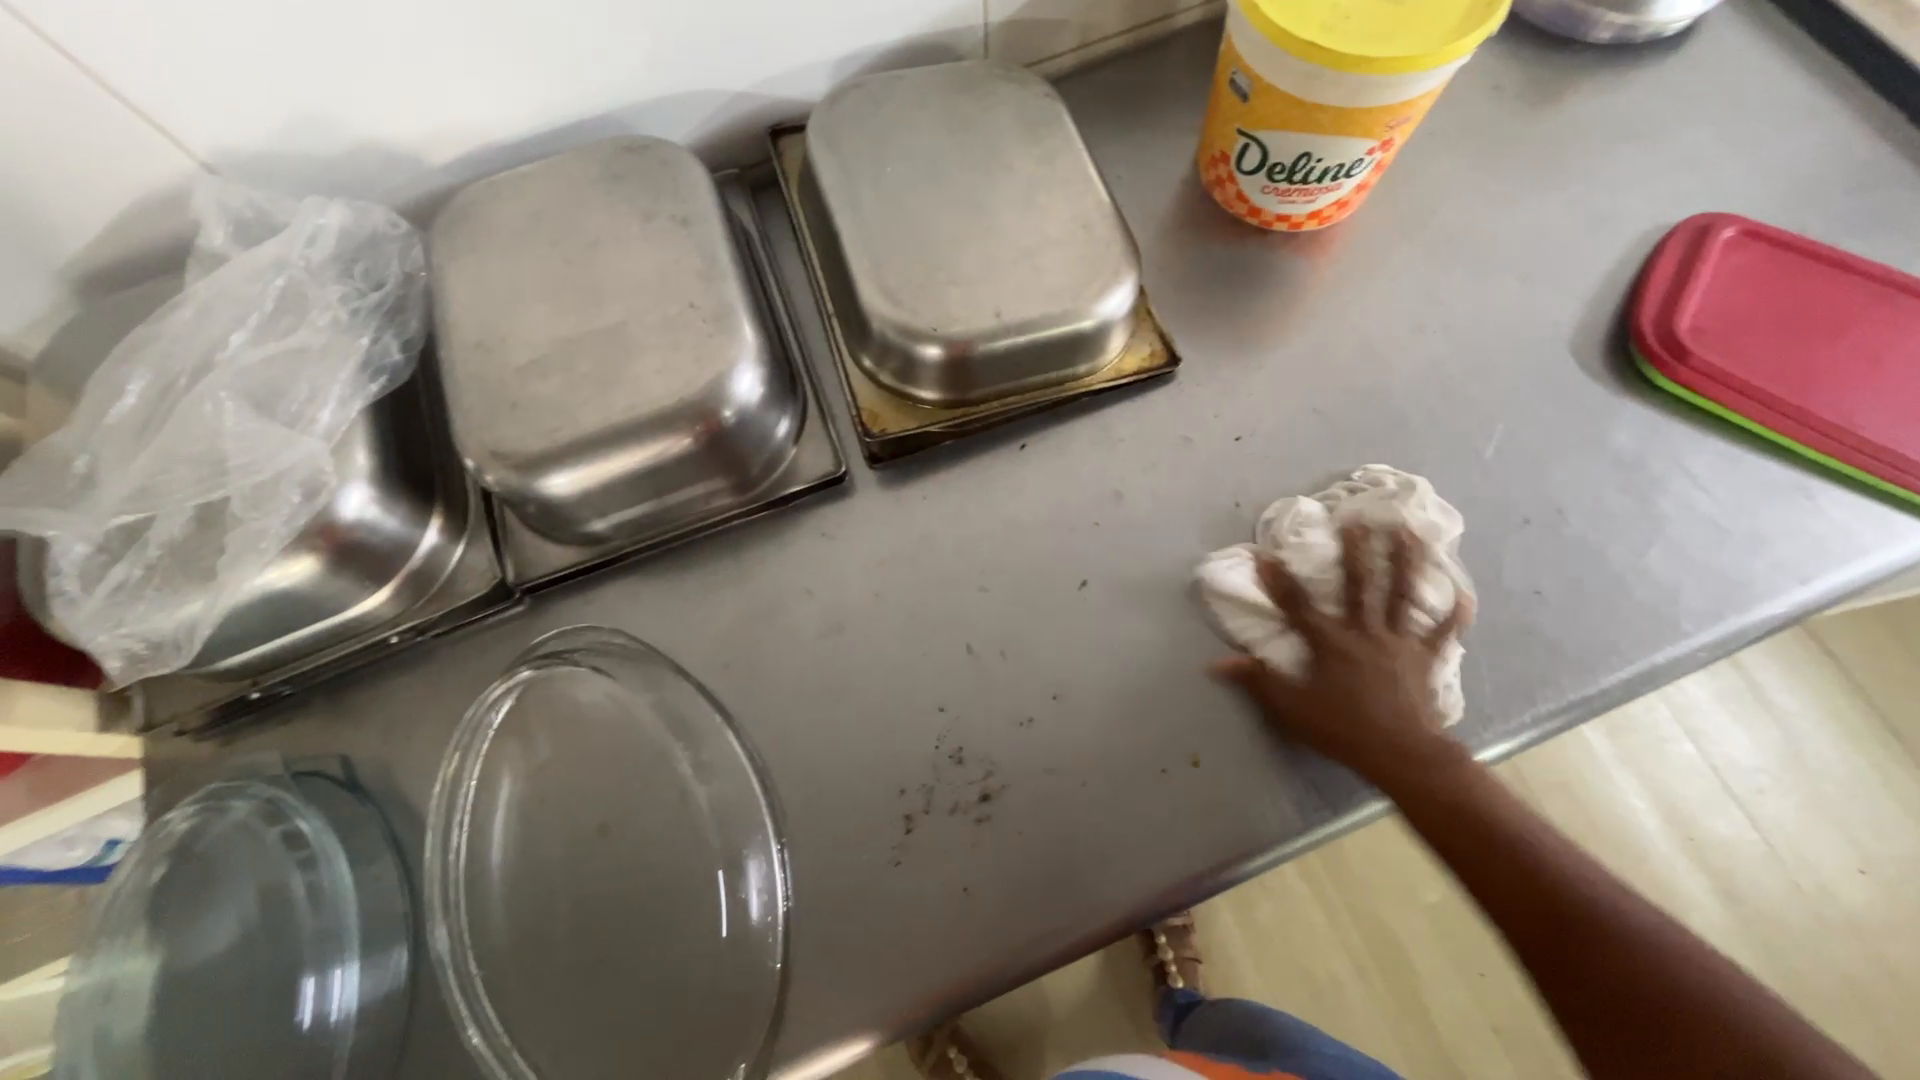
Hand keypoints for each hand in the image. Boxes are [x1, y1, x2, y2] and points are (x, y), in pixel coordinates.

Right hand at [1212, 523, 1473, 782]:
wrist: (1401, 754)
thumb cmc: (1341, 730)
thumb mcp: (1290, 708)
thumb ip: (1256, 681)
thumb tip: (1217, 662)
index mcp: (1330, 642)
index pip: (1298, 604)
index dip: (1279, 579)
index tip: (1265, 553)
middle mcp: (1365, 632)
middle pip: (1360, 584)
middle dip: (1358, 550)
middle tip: (1359, 518)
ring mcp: (1400, 642)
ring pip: (1403, 594)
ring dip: (1407, 560)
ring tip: (1410, 530)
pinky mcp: (1425, 659)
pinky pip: (1442, 633)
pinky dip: (1454, 614)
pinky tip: (1463, 593)